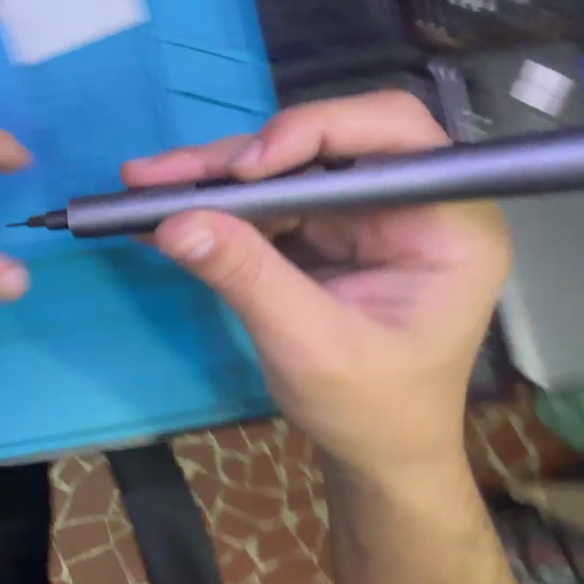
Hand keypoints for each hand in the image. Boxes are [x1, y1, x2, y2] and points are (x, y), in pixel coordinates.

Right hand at [123, 92, 510, 487]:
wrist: (370, 451)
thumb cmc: (369, 407)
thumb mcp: (307, 345)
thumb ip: (246, 277)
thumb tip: (173, 223)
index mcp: (443, 222)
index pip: (388, 136)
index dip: (312, 133)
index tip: (240, 173)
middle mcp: (403, 205)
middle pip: (316, 146)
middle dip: (231, 160)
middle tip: (155, 175)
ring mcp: (356, 218)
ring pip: (275, 171)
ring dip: (205, 180)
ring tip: (140, 186)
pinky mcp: (316, 234)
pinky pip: (256, 204)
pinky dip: (205, 207)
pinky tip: (155, 211)